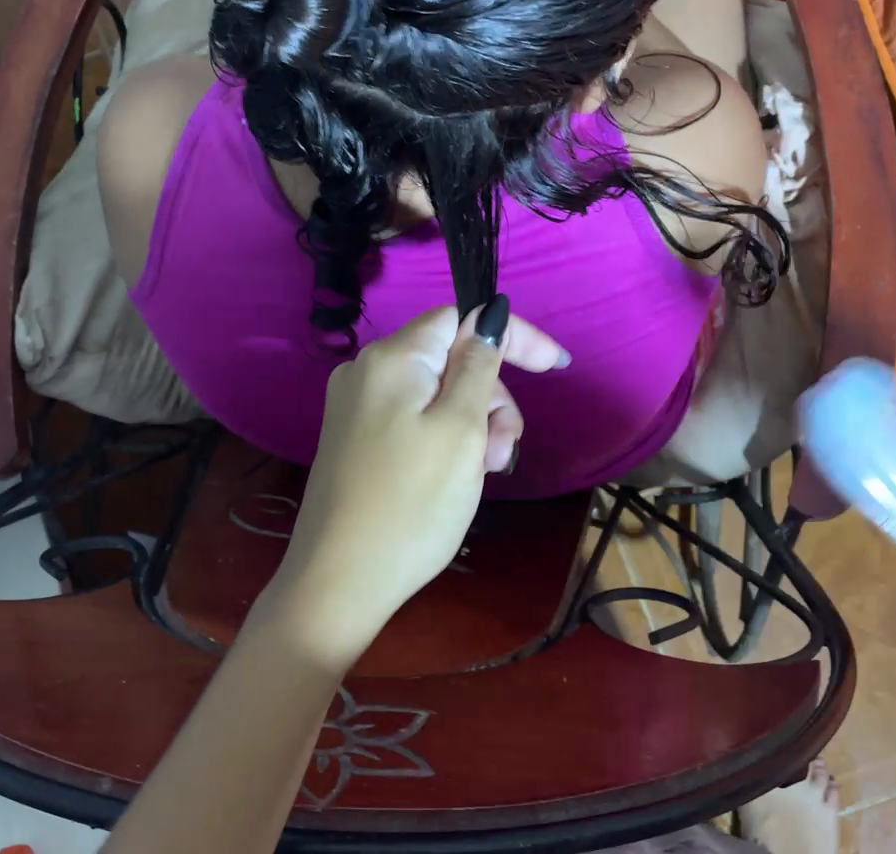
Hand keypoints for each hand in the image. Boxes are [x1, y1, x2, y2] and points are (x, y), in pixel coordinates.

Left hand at [257, 297, 567, 667]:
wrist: (339, 580)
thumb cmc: (412, 505)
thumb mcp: (461, 430)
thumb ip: (479, 365)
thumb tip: (490, 314)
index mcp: (392, 358)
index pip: (460, 318)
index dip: (509, 336)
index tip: (555, 368)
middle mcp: (366, 370)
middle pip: (449, 358)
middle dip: (490, 396)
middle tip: (503, 452)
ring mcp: (355, 405)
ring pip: (435, 392)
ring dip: (471, 423)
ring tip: (482, 473)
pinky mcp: (353, 437)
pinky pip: (412, 418)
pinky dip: (443, 437)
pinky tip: (453, 476)